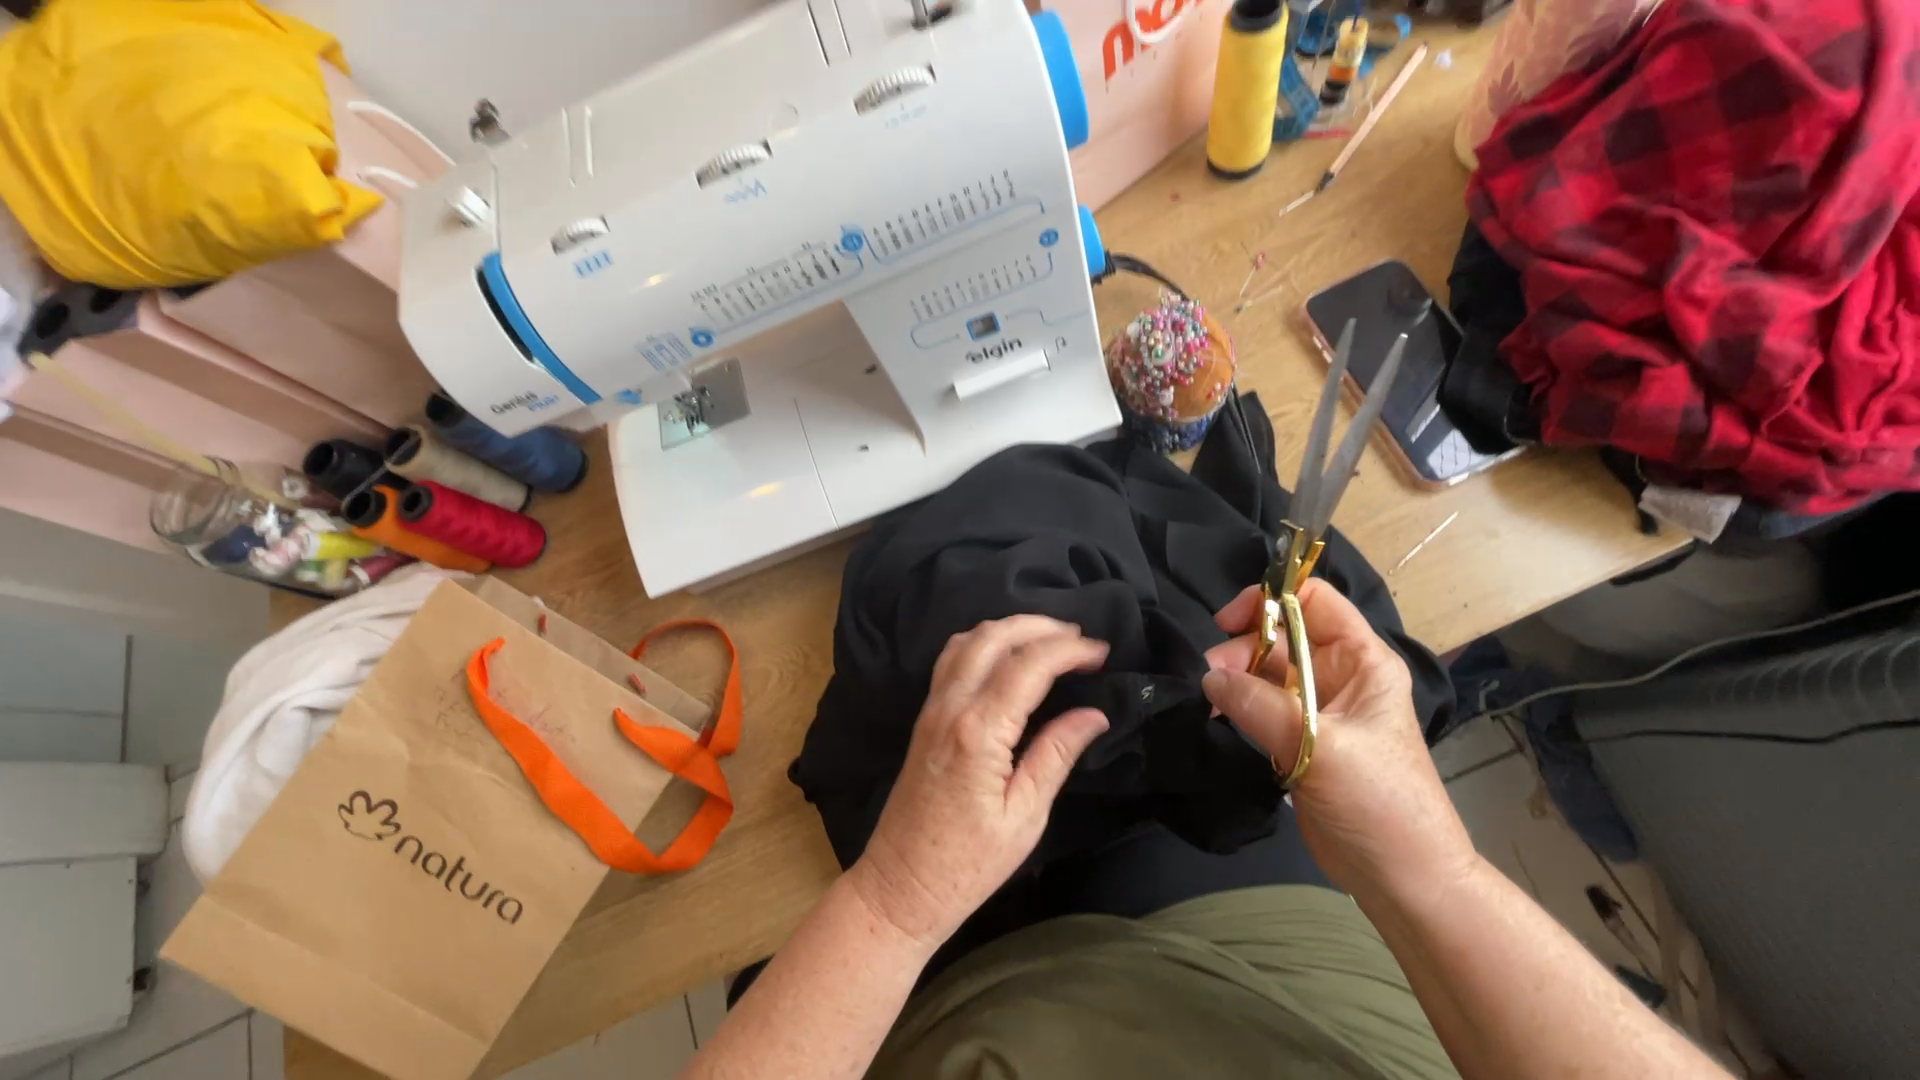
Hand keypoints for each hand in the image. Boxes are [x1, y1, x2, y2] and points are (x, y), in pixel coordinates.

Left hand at [849, 616, 1110, 946]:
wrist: (901, 885)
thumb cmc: (968, 864)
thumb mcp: (1026, 816)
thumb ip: (1057, 754)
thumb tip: (1095, 714)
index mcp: (979, 732)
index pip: (1029, 664)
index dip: (1069, 650)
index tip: (1103, 652)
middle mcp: (950, 707)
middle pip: (994, 636)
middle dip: (1041, 626)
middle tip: (1081, 639)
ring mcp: (931, 709)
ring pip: (967, 640)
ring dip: (1010, 628)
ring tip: (1050, 640)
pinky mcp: (924, 718)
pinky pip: (951, 659)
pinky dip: (983, 643)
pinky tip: (1007, 656)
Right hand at [1202, 579, 1477, 903]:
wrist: (1402, 877)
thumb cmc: (1380, 802)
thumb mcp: (1320, 746)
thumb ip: (1260, 706)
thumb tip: (1208, 677)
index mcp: (1363, 662)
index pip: (1315, 601)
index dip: (1271, 598)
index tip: (1227, 620)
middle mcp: (1340, 677)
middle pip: (1281, 635)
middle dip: (1242, 646)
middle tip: (1210, 674)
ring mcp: (1318, 710)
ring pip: (1266, 671)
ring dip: (1234, 676)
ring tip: (1210, 698)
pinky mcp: (1300, 740)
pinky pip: (1261, 706)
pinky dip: (1236, 704)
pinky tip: (1217, 714)